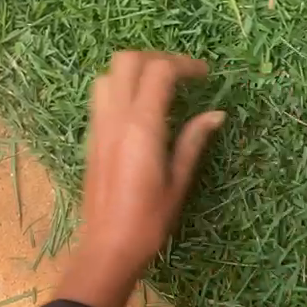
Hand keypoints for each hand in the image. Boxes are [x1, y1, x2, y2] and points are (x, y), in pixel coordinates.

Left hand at [55, 51, 226, 306]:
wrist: (107, 248)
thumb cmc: (148, 221)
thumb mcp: (178, 182)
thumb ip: (193, 141)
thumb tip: (216, 114)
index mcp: (141, 128)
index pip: (159, 72)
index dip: (185, 65)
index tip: (204, 76)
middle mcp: (115, 119)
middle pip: (128, 61)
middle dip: (157, 59)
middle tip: (181, 75)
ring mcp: (98, 127)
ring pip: (109, 75)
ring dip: (134, 71)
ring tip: (159, 88)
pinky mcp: (91, 139)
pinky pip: (102, 97)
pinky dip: (122, 89)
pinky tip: (141, 110)